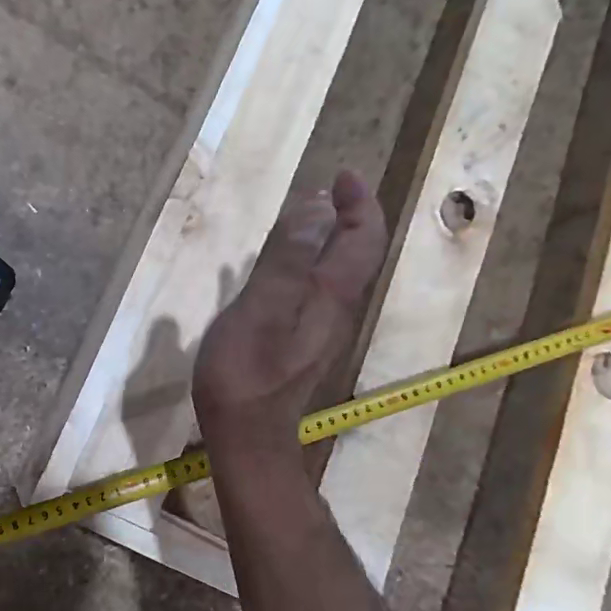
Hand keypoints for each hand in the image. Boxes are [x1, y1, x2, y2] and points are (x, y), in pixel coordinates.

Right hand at [193, 170, 386, 441]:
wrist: (248, 435)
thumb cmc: (248, 370)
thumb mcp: (263, 306)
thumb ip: (290, 257)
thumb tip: (318, 206)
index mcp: (331, 294)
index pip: (363, 238)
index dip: (359, 203)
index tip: (342, 176)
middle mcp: (335, 308)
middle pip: (356, 254)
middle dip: (349, 217)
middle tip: (327, 190)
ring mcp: (319, 328)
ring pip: (336, 272)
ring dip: (328, 238)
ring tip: (302, 217)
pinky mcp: (300, 342)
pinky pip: (313, 289)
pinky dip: (305, 263)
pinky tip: (273, 268)